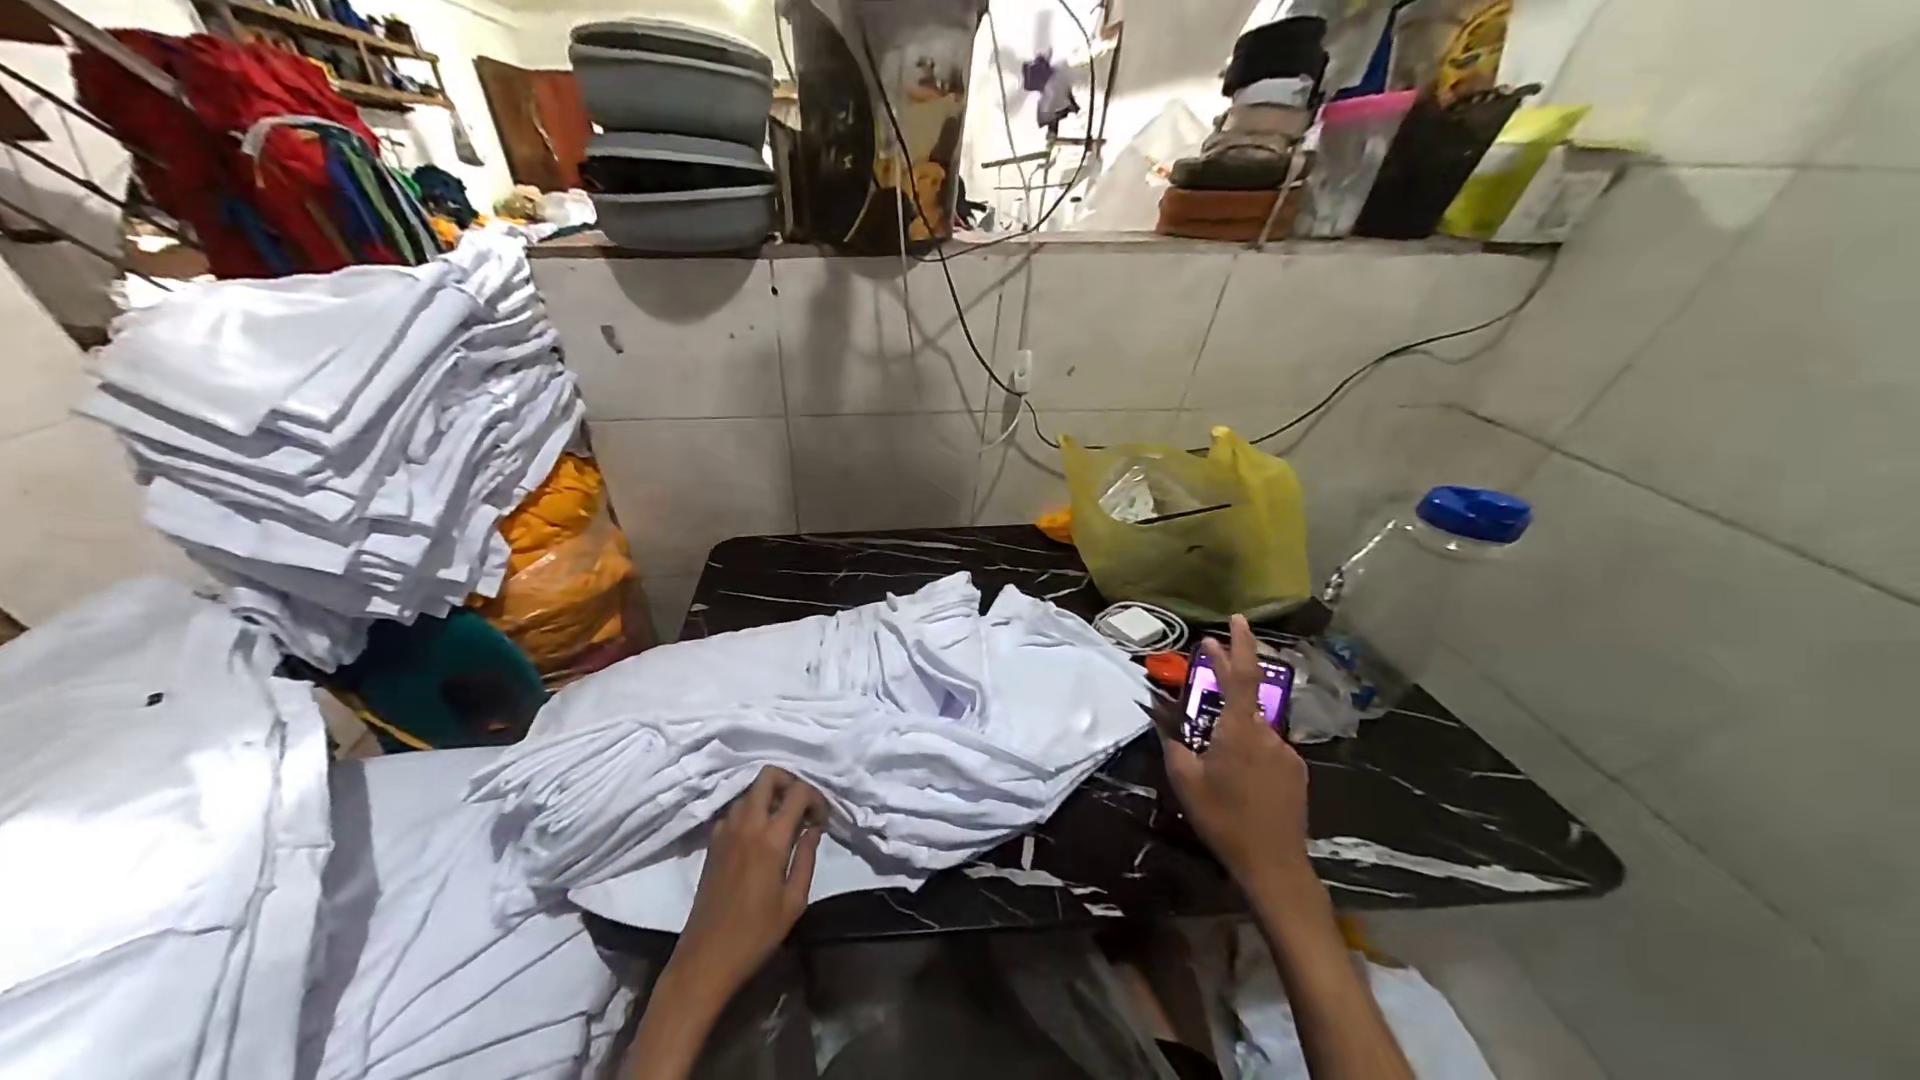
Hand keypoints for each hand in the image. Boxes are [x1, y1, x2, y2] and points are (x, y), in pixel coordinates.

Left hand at [671, 767, 825, 999]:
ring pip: (749, 791)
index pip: (798, 792)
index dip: (816, 798)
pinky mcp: (712, 843)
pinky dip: (750, 811)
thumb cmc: (756, 934)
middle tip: (802, 807)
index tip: (821, 820)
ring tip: (784, 821)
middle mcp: (746, 825)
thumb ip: (806, 857)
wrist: (705, 959)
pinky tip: (759, 835)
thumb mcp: (794, 900)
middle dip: (790, 782)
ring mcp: (725, 831)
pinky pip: (734, 810)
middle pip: (767, 776)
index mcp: (771, 838)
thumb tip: (813, 828)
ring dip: (769, 796)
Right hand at [1156, 614, 1312, 892]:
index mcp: (1239, 730)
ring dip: (1236, 727)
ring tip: (1218, 757)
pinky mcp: (1297, 772)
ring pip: (1256, 727)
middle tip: (1211, 663)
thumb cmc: (1222, 818)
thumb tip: (1159, 717)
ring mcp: (1287, 753)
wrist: (1273, 864)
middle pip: (1247, 696)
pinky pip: (1269, 748)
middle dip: (1230, 676)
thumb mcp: (1184, 780)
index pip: (1242, 675)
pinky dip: (1251, 749)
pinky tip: (1240, 777)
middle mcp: (1268, 733)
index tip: (1235, 620)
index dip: (1239, 645)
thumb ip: (1173, 742)